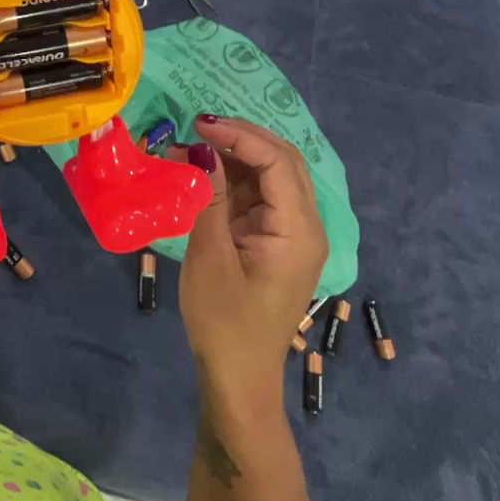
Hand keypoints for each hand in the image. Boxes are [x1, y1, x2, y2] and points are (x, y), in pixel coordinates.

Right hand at [172, 115, 327, 390]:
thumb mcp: (209, 256)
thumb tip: (201, 149)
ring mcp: (292, 233)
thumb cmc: (223, 321)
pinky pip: (259, 195)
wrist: (238, 376)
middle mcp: (305, 226)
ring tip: (194, 142)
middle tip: (197, 125)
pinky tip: (203, 169)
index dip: (240, 135)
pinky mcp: (275, 240)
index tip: (198, 124)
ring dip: (236, 154)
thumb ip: (208, 198)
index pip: (277, 162)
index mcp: (298, 231)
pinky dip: (232, 177)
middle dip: (243, 136)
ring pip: (271, 175)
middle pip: (283, 161)